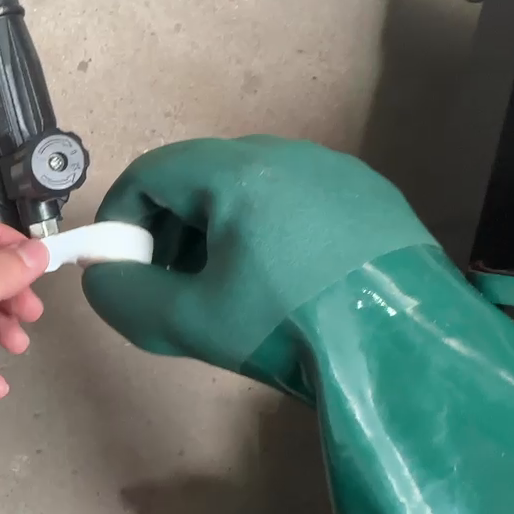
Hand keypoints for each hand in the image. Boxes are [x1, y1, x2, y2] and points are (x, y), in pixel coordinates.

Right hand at [82, 137, 435, 391]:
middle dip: (163, 229)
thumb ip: (122, 294)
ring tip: (217, 289)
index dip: (119, 216)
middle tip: (163, 283)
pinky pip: (289, 202)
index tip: (116, 263)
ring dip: (209, 232)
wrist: (411, 357)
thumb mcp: (187, 321)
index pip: (150, 172)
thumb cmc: (288, 329)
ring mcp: (335, 173)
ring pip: (243, 189)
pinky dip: (257, 234)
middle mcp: (288, 156)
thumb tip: (102, 275)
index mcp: (239, 174)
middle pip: (196, 177)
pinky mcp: (369, 198)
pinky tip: (272, 285)